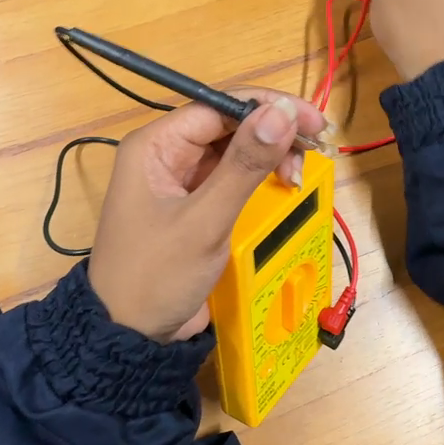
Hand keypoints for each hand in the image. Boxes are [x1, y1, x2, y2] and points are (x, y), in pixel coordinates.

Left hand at [87, 91, 327, 342]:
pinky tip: (285, 190)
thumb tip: (284, 111)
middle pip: (230, 126)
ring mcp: (182, 183)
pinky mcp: (197, 208)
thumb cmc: (157, 275)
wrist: (129, 338)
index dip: (269, 108)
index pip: (219, 106)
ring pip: (236, 153)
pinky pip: (234, 182)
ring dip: (271, 158)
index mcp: (156, 146)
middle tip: (314, 152)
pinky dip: (261, 183)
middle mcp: (168, 156)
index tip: (314, 121)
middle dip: (273, 135)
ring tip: (299, 177)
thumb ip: (245, 165)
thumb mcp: (205, 220)